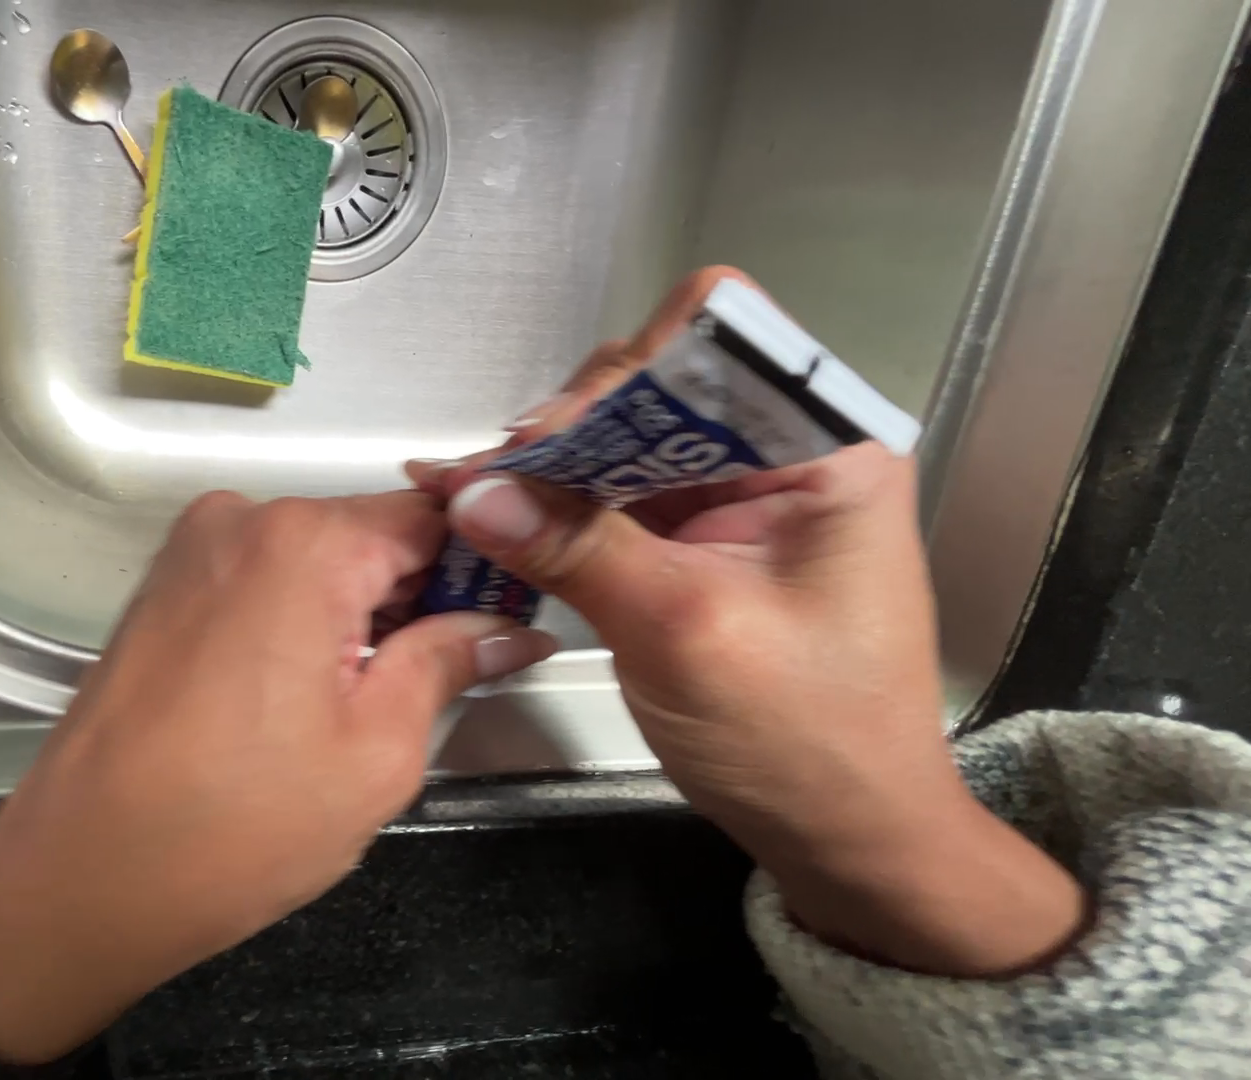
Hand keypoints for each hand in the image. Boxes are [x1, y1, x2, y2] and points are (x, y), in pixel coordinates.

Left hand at [0, 491, 555, 1061]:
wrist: (82, 871)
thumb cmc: (237, 822)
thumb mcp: (377, 750)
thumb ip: (448, 662)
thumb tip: (510, 628)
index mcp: (305, 542)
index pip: (432, 519)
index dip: (478, 569)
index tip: (500, 621)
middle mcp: (242, 518)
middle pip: (367, 534)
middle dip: (414, 596)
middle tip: (439, 675)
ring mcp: (193, 546)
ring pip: (314, 557)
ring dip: (355, 609)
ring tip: (358, 696)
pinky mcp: (165, 582)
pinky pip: (261, 575)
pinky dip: (299, 613)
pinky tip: (298, 686)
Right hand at [410, 267, 1083, 976]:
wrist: (838, 830)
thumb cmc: (803, 740)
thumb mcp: (685, 635)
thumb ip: (579, 551)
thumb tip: (472, 493)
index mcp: (818, 449)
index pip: (712, 342)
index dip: (618, 378)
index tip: (540, 444)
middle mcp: (771, 452)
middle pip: (647, 384)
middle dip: (562, 427)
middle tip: (489, 480)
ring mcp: (721, 494)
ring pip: (612, 438)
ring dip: (541, 466)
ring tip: (474, 497)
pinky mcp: (682, 536)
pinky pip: (602, 494)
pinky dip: (545, 503)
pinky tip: (489, 512)